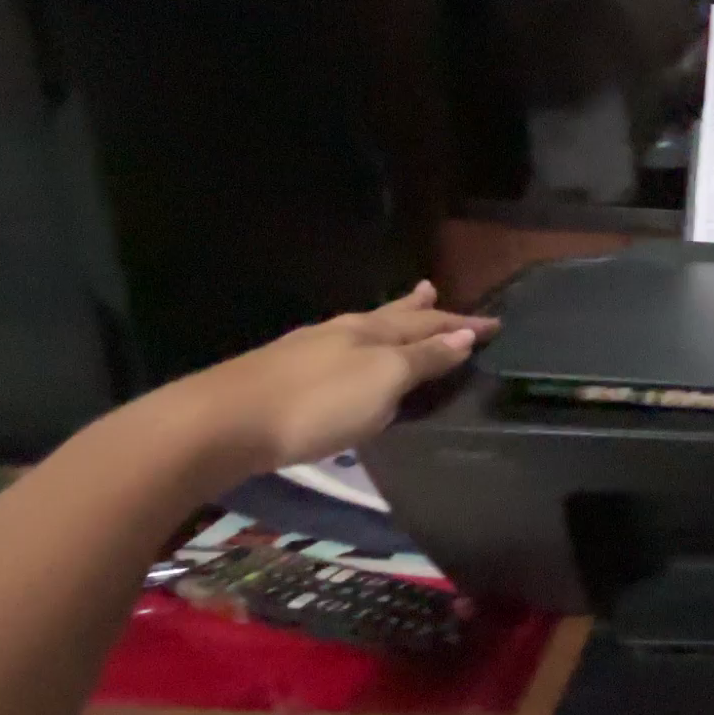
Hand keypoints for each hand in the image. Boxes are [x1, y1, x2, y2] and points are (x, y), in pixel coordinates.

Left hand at [165, 281, 496, 480]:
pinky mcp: (282, 374)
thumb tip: (463, 336)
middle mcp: (342, 333)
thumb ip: (423, 359)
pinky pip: (339, 349)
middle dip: (419, 307)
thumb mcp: (383, 381)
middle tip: (434, 290)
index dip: (462, 324)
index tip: (495, 324)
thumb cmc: (316, 402)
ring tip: (401, 311)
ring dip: (388, 322)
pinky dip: (360, 345)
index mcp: (372, 332)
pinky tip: (349, 353)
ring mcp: (308, 351)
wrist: (218, 424)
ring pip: (362, 330)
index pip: (429, 323)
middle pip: (391, 316)